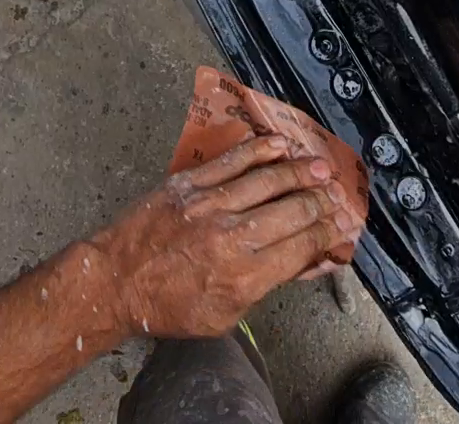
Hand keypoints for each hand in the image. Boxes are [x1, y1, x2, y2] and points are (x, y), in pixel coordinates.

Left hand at [86, 134, 363, 338]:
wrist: (116, 280)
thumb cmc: (170, 306)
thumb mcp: (228, 314)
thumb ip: (272, 283)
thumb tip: (314, 262)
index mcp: (245, 276)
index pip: (302, 245)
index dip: (329, 233)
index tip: (342, 225)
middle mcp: (232, 236)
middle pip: (293, 210)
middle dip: (322, 201)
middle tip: (337, 195)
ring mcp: (210, 204)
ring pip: (268, 178)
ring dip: (300, 170)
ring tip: (321, 166)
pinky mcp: (190, 183)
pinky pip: (232, 159)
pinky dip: (259, 149)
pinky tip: (280, 144)